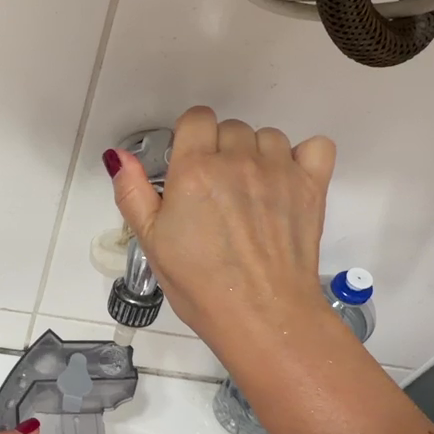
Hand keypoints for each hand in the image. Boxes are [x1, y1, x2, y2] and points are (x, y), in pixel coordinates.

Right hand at [107, 106, 336, 366]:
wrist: (260, 314)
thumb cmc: (199, 284)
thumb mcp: (150, 241)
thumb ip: (133, 192)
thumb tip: (119, 156)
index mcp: (194, 170)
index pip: (196, 118)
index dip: (189, 137)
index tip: (187, 165)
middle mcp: (238, 160)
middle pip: (231, 128)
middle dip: (220, 150)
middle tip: (214, 191)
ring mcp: (280, 170)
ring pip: (268, 136)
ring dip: (257, 155)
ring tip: (248, 192)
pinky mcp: (312, 185)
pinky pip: (315, 146)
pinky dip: (302, 156)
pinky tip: (287, 181)